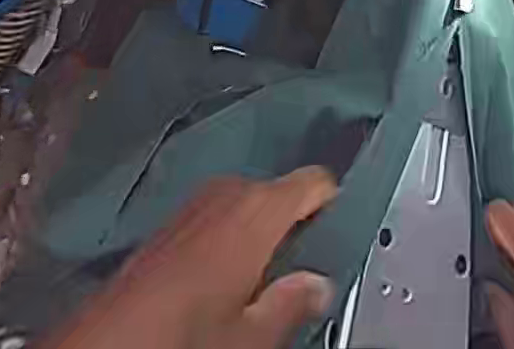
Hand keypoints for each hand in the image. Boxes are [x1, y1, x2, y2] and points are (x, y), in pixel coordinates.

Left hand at [45, 167, 338, 348]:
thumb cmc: (183, 338)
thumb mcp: (248, 338)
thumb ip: (293, 303)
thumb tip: (319, 285)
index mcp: (261, 207)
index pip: (319, 181)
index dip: (335, 205)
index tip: (339, 238)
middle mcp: (233, 190)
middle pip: (284, 193)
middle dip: (295, 227)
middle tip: (297, 273)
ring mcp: (199, 201)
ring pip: (253, 204)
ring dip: (263, 233)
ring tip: (258, 282)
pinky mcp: (174, 219)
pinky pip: (222, 215)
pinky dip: (232, 237)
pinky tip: (220, 281)